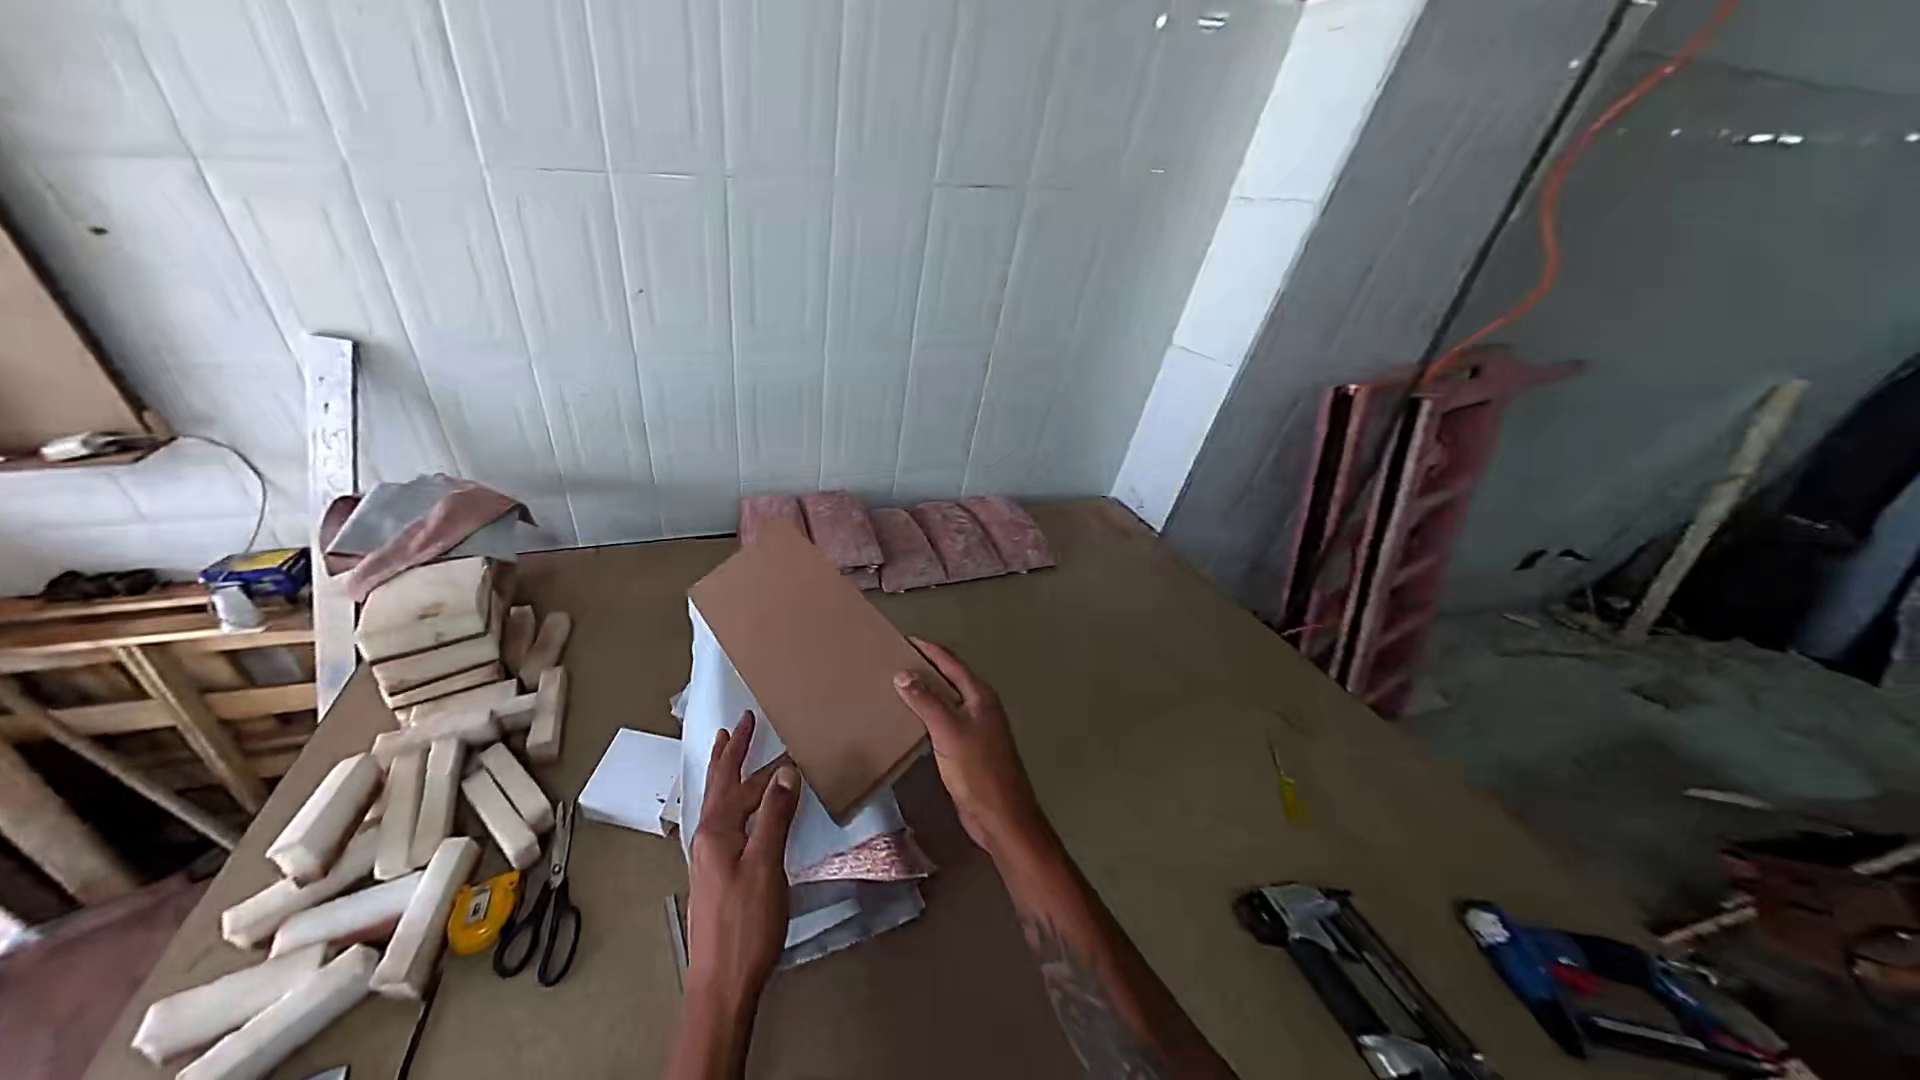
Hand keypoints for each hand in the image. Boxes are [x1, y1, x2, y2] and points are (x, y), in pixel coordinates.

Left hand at [685, 711, 799, 1015]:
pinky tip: (732, 804)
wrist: (722, 981)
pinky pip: (721, 818)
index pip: (746, 787)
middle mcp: (707, 838)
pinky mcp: (715, 871)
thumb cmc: (746, 923)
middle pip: (720, 785)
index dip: (771, 769)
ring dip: (724, 772)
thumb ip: (775, 817)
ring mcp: (708, 856)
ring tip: (726, 747)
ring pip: (717, 801)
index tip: (793, 749)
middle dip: (731, 752)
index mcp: (716, 832)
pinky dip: (728, 798)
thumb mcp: (766, 866)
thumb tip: (785, 771)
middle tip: (740, 723)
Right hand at [894, 638, 1050, 861]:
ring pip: (945, 700)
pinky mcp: (966, 748)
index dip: (928, 649)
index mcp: (980, 695)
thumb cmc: (978, 770)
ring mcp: (975, 727)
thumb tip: (902, 674)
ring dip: (923, 691)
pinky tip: (908, 720)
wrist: (1000, 814)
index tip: (903, 639)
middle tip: (894, 660)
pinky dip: (925, 714)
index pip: (951, 662)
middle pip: (949, 678)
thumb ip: (926, 702)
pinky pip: (943, 721)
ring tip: (894, 685)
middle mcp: (979, 706)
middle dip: (924, 667)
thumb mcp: (949, 731)